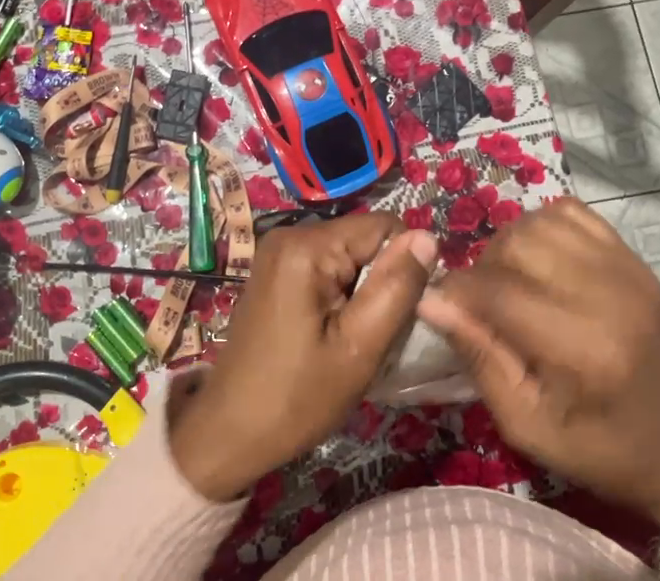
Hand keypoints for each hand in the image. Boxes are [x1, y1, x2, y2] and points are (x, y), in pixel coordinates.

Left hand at [168, 212, 437, 500]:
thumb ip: (397, 287)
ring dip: (363, 294)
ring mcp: (278, 254)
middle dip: (381, 282)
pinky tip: (334, 336)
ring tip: (354, 339)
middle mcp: (289, 234)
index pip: (384, 227)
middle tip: (372, 336)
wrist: (230, 431)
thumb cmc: (297, 397)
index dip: (404, 267)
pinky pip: (327, 271)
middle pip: (365, 241)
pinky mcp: (275, 273)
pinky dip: (341, 298)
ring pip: (350, 258)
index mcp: (307, 245)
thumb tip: (428, 236)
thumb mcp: (359, 347)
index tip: (400, 315)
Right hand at [419, 198, 659, 532]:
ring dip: (510, 245)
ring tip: (511, 281)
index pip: (499, 292)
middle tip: (482, 302)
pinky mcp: (634, 258)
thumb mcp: (523, 423)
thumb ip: (478, 356)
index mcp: (583, 349)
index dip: (456, 292)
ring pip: (539, 221)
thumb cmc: (592, 445)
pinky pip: (570, 214)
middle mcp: (609, 297)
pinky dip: (541, 228)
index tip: (441, 306)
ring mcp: (628, 270)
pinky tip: (540, 263)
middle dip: (483, 267)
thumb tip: (429, 299)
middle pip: (517, 243)